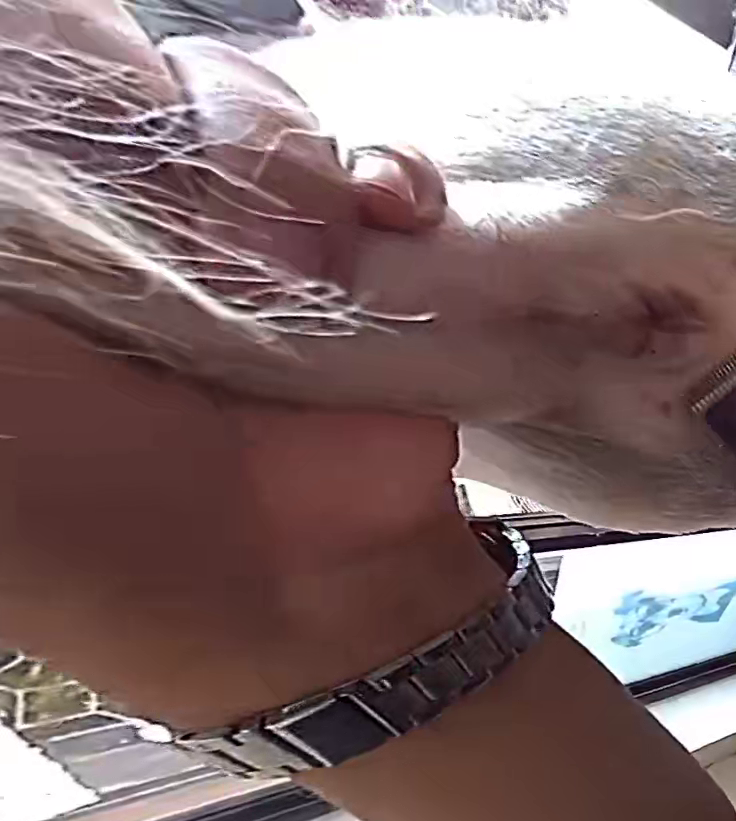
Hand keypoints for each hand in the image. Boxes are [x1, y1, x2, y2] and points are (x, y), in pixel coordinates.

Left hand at [0, 6, 485, 730]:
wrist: (298, 561)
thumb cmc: (70, 483)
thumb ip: (2, 217)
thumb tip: (58, 141)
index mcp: (5, 209)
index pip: (17, 49)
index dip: (51, 78)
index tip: (69, 195)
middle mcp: (103, 193)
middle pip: (106, 51)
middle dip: (149, 132)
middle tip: (187, 253)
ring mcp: (251, 227)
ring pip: (249, 97)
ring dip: (283, 172)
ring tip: (307, 273)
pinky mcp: (372, 264)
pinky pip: (382, 163)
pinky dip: (397, 178)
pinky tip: (403, 218)